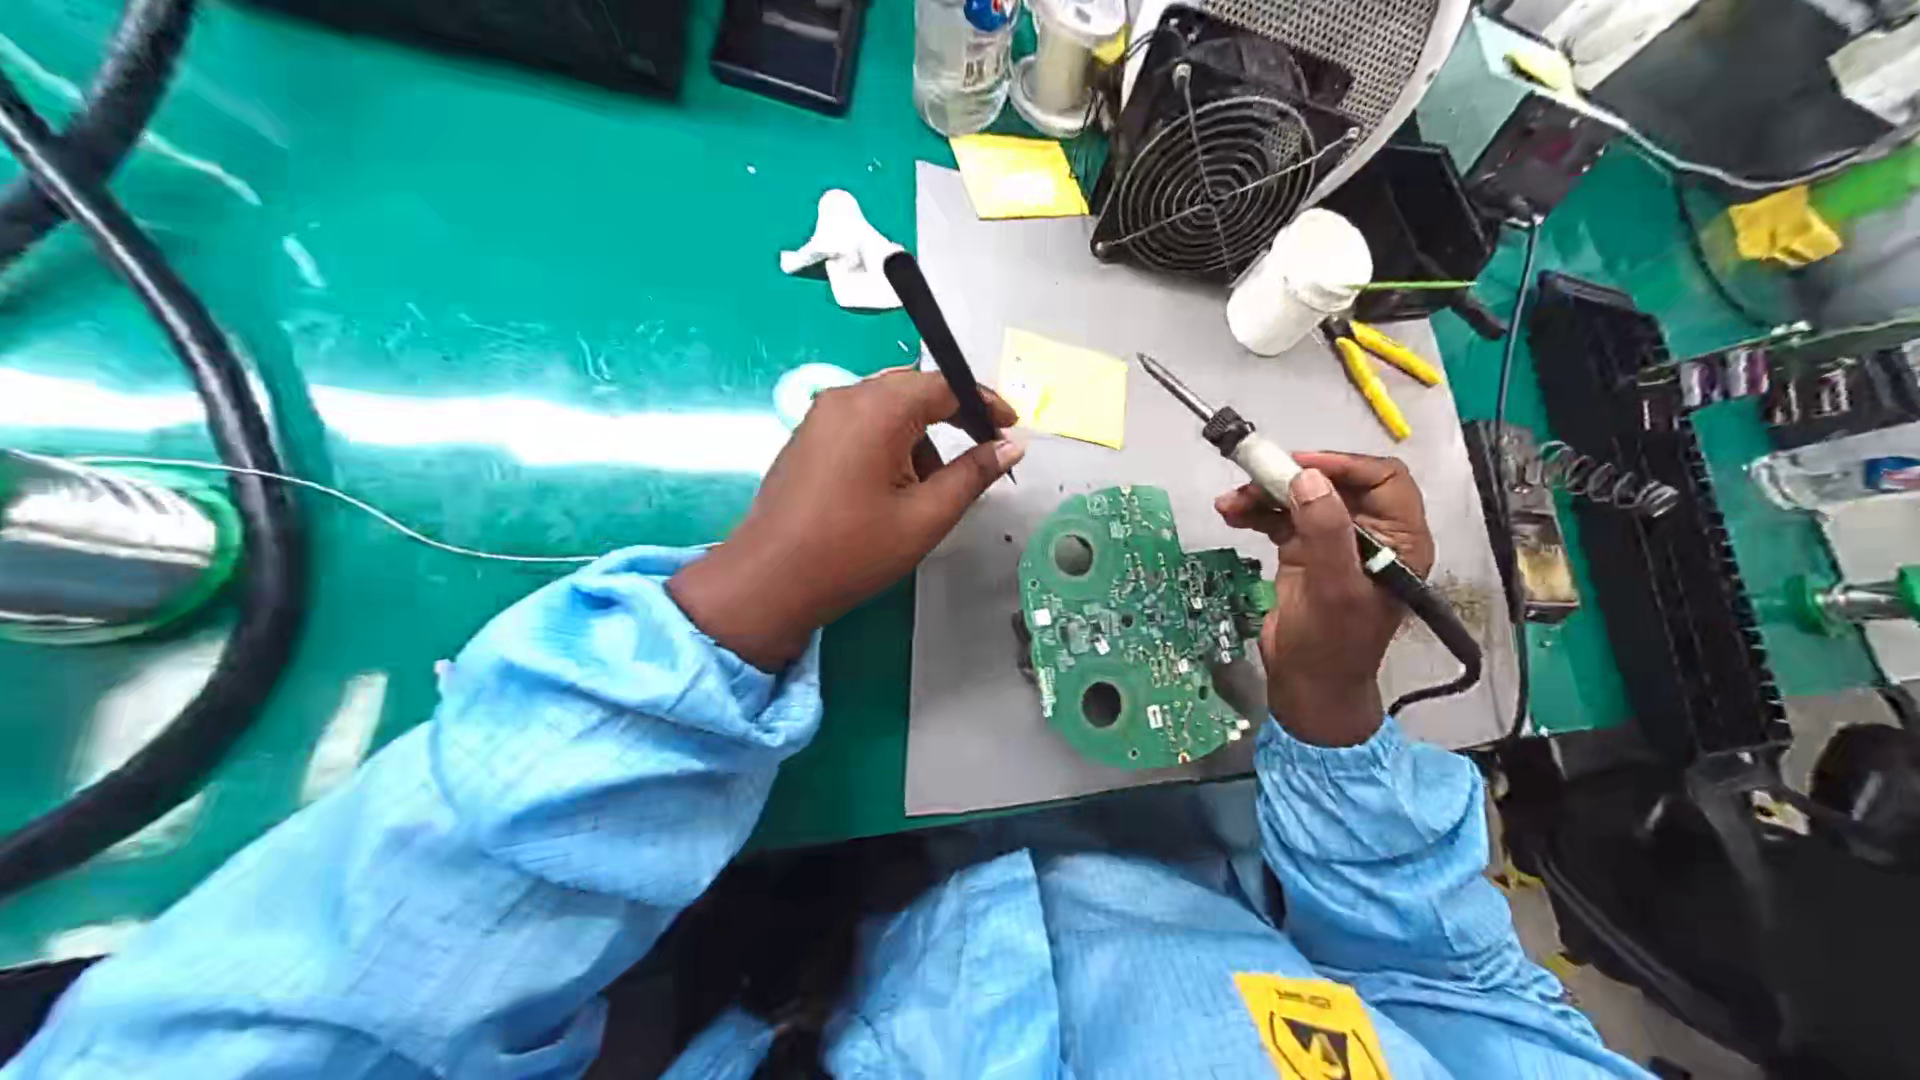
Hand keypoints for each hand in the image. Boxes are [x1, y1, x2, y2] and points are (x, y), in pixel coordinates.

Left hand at [669, 369, 1022, 670]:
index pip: (944, 386)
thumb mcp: (926, 516)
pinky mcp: (807, 437)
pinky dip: (888, 446)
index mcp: (877, 409)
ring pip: (887, 411)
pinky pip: (861, 425)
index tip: (1009, 428)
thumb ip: (973, 474)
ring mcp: (820, 416)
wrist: (770, 581)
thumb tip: (1010, 447)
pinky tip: (890, 491)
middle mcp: (845, 398)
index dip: (983, 404)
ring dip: (918, 440)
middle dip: (950, 422)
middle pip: (914, 392)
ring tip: (925, 492)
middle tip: (978, 456)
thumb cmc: (853, 551)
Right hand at [1214, 452, 1432, 745]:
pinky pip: (1279, 519)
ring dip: (1264, 496)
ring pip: (1300, 499)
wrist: (1306, 685)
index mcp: (1398, 539)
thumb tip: (1306, 478)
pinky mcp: (1302, 553)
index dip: (1341, 466)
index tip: (1295, 466)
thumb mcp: (1334, 588)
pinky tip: (1231, 514)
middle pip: (1332, 485)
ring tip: (1230, 503)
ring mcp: (1332, 542)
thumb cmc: (1332, 644)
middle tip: (1251, 480)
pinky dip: (1255, 513)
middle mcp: (1369, 534)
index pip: (1382, 480)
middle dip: (1289, 480)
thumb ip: (1325, 531)